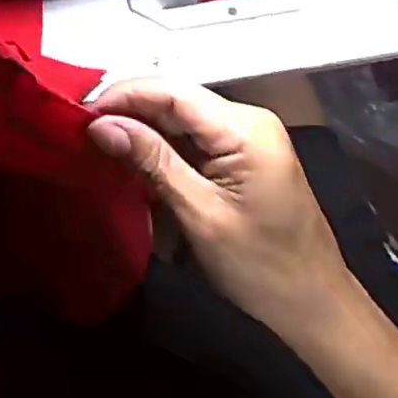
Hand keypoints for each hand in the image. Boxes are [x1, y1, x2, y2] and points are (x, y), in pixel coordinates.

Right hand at [86, 78, 351, 335]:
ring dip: (144, 125)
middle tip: (83, 126)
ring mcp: (248, 134)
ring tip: (99, 137)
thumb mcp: (200, 214)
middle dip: (130, 109)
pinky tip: (135, 151)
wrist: (316, 305)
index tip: (82, 111)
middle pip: (178, 99)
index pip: (174, 92)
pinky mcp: (244, 152)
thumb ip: (152, 162)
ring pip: (184, 116)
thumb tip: (100, 125)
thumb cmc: (262, 267)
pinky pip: (196, 136)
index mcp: (244, 127)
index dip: (126, 94)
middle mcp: (248, 118)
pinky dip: (164, 143)